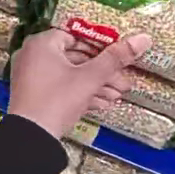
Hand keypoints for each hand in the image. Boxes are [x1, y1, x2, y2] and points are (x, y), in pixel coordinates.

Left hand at [6, 28, 152, 140]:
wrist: (32, 138)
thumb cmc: (57, 100)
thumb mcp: (91, 77)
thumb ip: (116, 57)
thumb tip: (143, 38)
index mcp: (42, 44)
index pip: (77, 35)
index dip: (101, 45)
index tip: (119, 55)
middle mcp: (33, 56)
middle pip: (75, 57)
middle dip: (102, 70)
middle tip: (123, 80)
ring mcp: (31, 76)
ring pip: (70, 75)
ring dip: (95, 84)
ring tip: (117, 94)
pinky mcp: (34, 95)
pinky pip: (60, 87)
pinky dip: (80, 93)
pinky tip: (102, 103)